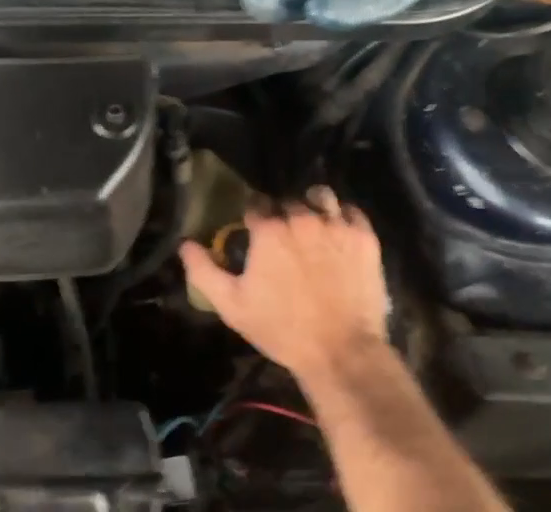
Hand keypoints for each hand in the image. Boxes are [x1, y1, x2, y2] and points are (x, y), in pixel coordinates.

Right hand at [181, 186, 389, 381]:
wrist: (341, 352)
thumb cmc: (282, 330)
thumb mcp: (233, 306)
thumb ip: (204, 271)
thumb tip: (185, 244)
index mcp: (269, 230)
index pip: (256, 205)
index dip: (254, 219)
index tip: (256, 234)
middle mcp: (302, 217)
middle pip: (288, 202)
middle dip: (283, 216)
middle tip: (286, 240)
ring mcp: (337, 225)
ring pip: (321, 197)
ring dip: (313, 206)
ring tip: (313, 227)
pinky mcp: (365, 237)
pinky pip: (351, 211)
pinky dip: (343, 218)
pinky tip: (339, 235)